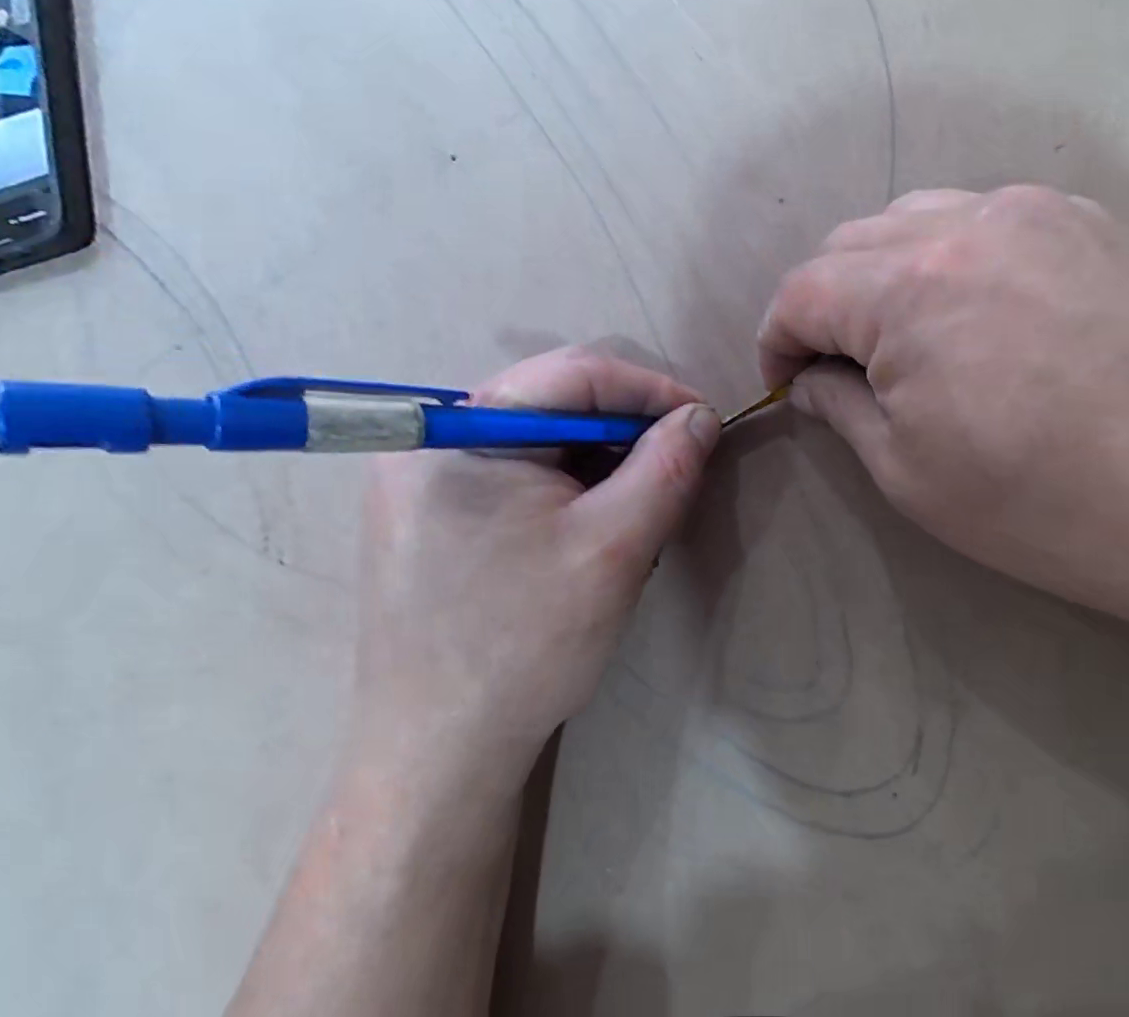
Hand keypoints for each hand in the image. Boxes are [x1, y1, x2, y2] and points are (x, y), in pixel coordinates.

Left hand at [349, 348, 721, 796]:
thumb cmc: (524, 648)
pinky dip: (566, 497)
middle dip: (624, 436)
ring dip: (598, 471)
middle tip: (674, 477)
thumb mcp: (612, 550)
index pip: (572, 375)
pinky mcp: (432, 520)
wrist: (439, 752)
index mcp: (458, 434)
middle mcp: (429, 444)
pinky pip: (515, 480)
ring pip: (538, 446)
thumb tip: (700, 416)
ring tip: (631, 522)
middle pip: (552, 407)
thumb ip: (665, 470)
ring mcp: (423, 484)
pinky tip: (588, 539)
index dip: (649, 390)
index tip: (704, 422)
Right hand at [757, 186, 1128, 650]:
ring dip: (882, 277)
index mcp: (909, 289)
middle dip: (825, 307)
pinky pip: (984, 221)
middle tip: (838, 370)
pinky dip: (948, 259)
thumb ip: (840, 406)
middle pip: (850, 245)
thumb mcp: (907, 471)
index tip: (784, 384)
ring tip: (903, 341)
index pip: (802, 290)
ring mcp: (1038, 213)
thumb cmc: (1040, 505)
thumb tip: (808, 377)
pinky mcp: (1091, 223)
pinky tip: (972, 315)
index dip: (777, 339)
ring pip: (914, 221)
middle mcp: (968, 225)